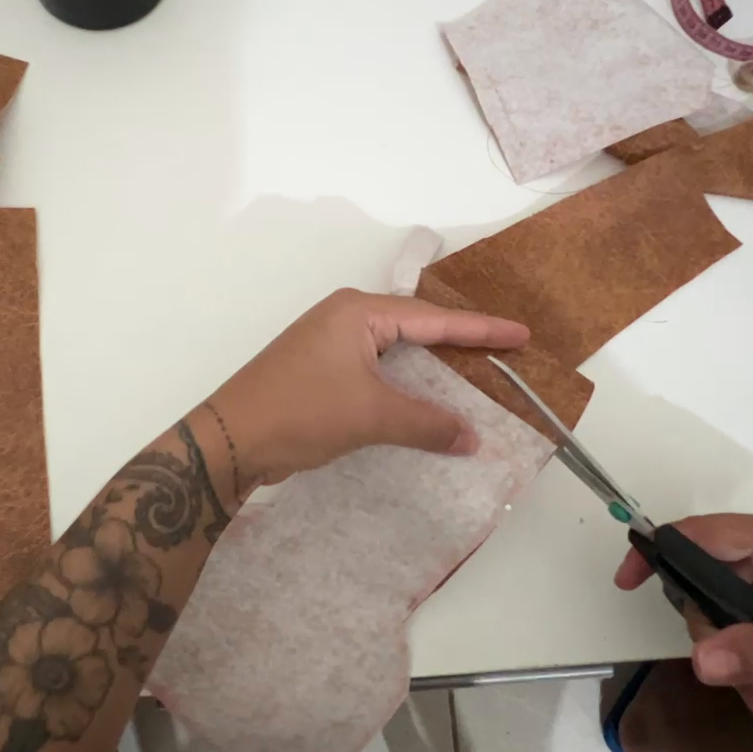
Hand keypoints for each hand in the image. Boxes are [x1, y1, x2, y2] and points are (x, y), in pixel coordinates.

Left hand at [204, 289, 527, 489]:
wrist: (231, 440)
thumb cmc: (302, 412)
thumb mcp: (370, 415)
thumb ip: (426, 423)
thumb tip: (472, 437)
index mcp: (358, 311)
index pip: (432, 318)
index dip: (479, 329)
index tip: (520, 333)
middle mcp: (344, 318)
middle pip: (414, 328)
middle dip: (457, 343)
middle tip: (502, 353)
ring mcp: (329, 344)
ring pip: (394, 351)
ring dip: (429, 368)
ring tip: (472, 376)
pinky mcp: (320, 370)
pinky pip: (376, 370)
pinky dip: (403, 384)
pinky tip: (423, 400)